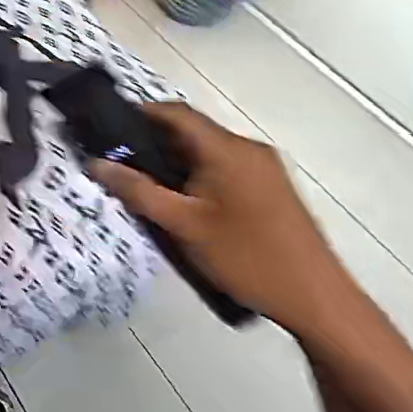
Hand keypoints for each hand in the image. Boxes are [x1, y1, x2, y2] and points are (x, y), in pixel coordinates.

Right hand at [90, 103, 361, 334]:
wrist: (315, 298)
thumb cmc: (245, 257)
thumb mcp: (184, 226)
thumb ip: (138, 191)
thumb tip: (97, 164)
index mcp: (227, 149)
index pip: (177, 113)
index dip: (140, 114)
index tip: (108, 129)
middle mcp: (247, 148)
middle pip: (192, 132)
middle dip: (154, 144)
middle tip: (119, 165)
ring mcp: (264, 168)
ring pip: (207, 153)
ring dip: (176, 163)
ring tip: (144, 187)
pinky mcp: (270, 188)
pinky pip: (224, 168)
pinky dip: (197, 176)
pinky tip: (182, 204)